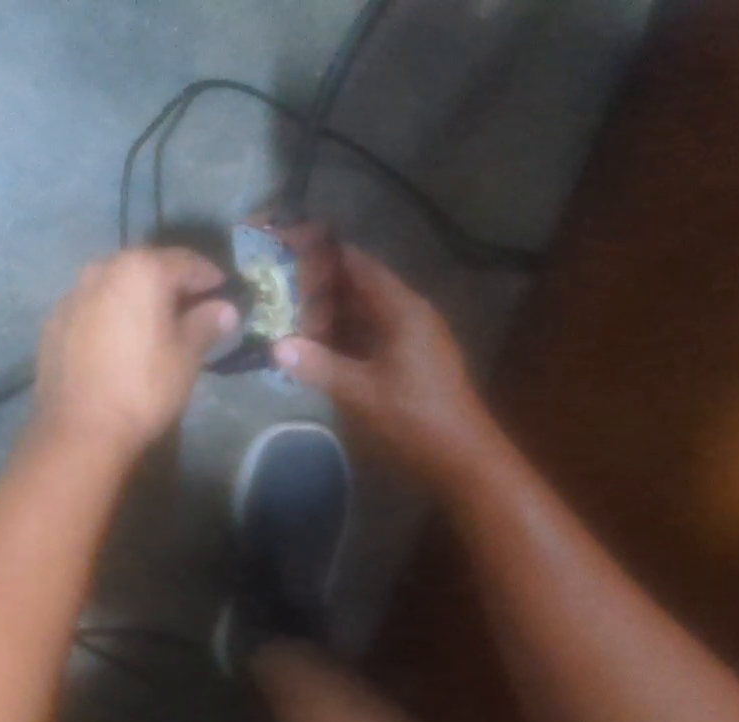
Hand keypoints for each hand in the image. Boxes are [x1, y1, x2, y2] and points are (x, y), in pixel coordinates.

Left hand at [33, 248, 239, 456]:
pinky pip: (93, 309)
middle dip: (172, 286)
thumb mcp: (186, 356)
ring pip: (116, 287)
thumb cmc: (144, 388)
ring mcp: (72, 295)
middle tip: (192, 310)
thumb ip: (207, 323)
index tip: (225, 294)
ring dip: (138, 299)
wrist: (80, 430)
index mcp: (141, 270)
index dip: (210, 278)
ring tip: (155, 326)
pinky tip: (120, 342)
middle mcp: (102, 269)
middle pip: (147, 268)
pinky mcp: (54, 323)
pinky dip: (111, 316)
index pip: (187, 262)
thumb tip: (225, 309)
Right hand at [272, 245, 492, 486]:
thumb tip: (275, 346)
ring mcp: (414, 338)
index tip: (287, 247)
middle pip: (360, 287)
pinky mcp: (413, 360)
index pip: (358, 264)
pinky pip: (372, 335)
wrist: (463, 457)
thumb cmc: (415, 418)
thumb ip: (318, 366)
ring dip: (331, 313)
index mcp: (402, 309)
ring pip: (365, 313)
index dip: (323, 252)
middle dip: (320, 286)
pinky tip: (317, 347)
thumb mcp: (361, 392)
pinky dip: (345, 336)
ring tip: (288, 314)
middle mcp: (410, 314)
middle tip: (276, 287)